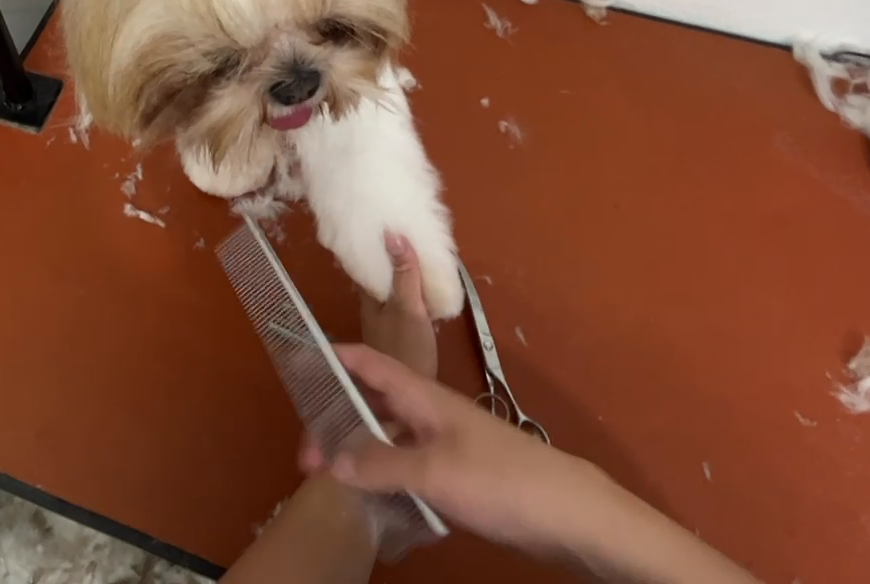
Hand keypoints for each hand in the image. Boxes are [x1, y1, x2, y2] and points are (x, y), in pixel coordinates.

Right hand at [301, 344, 611, 558]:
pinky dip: (381, 474)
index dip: (334, 358)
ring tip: (328, 478)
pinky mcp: (453, 472)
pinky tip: (368, 496)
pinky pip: (404, 464)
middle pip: (371, 403)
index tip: (300, 366)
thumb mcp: (434, 472)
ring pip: (386, 437)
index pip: (369, 362)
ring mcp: (441, 442)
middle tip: (306, 456)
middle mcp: (427, 412)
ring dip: (356, 452)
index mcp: (421, 395)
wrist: (569, 512)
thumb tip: (331, 460)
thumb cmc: (500, 477)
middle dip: (335, 421)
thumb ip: (380, 464)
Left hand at [356, 233, 436, 379]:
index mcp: (368, 297)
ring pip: (389, 290)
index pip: (362, 263)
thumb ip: (404, 275)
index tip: (378, 224)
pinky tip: (424, 291)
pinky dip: (410, 293)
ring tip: (416, 256)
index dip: (369, 244)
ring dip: (400, 275)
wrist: (412, 395)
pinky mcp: (399, 335)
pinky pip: (402, 304)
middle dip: (387, 258)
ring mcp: (384, 322)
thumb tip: (393, 234)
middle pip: (376, 275)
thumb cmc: (405, 349)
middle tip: (403, 235)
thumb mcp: (408, 308)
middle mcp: (372, 307)